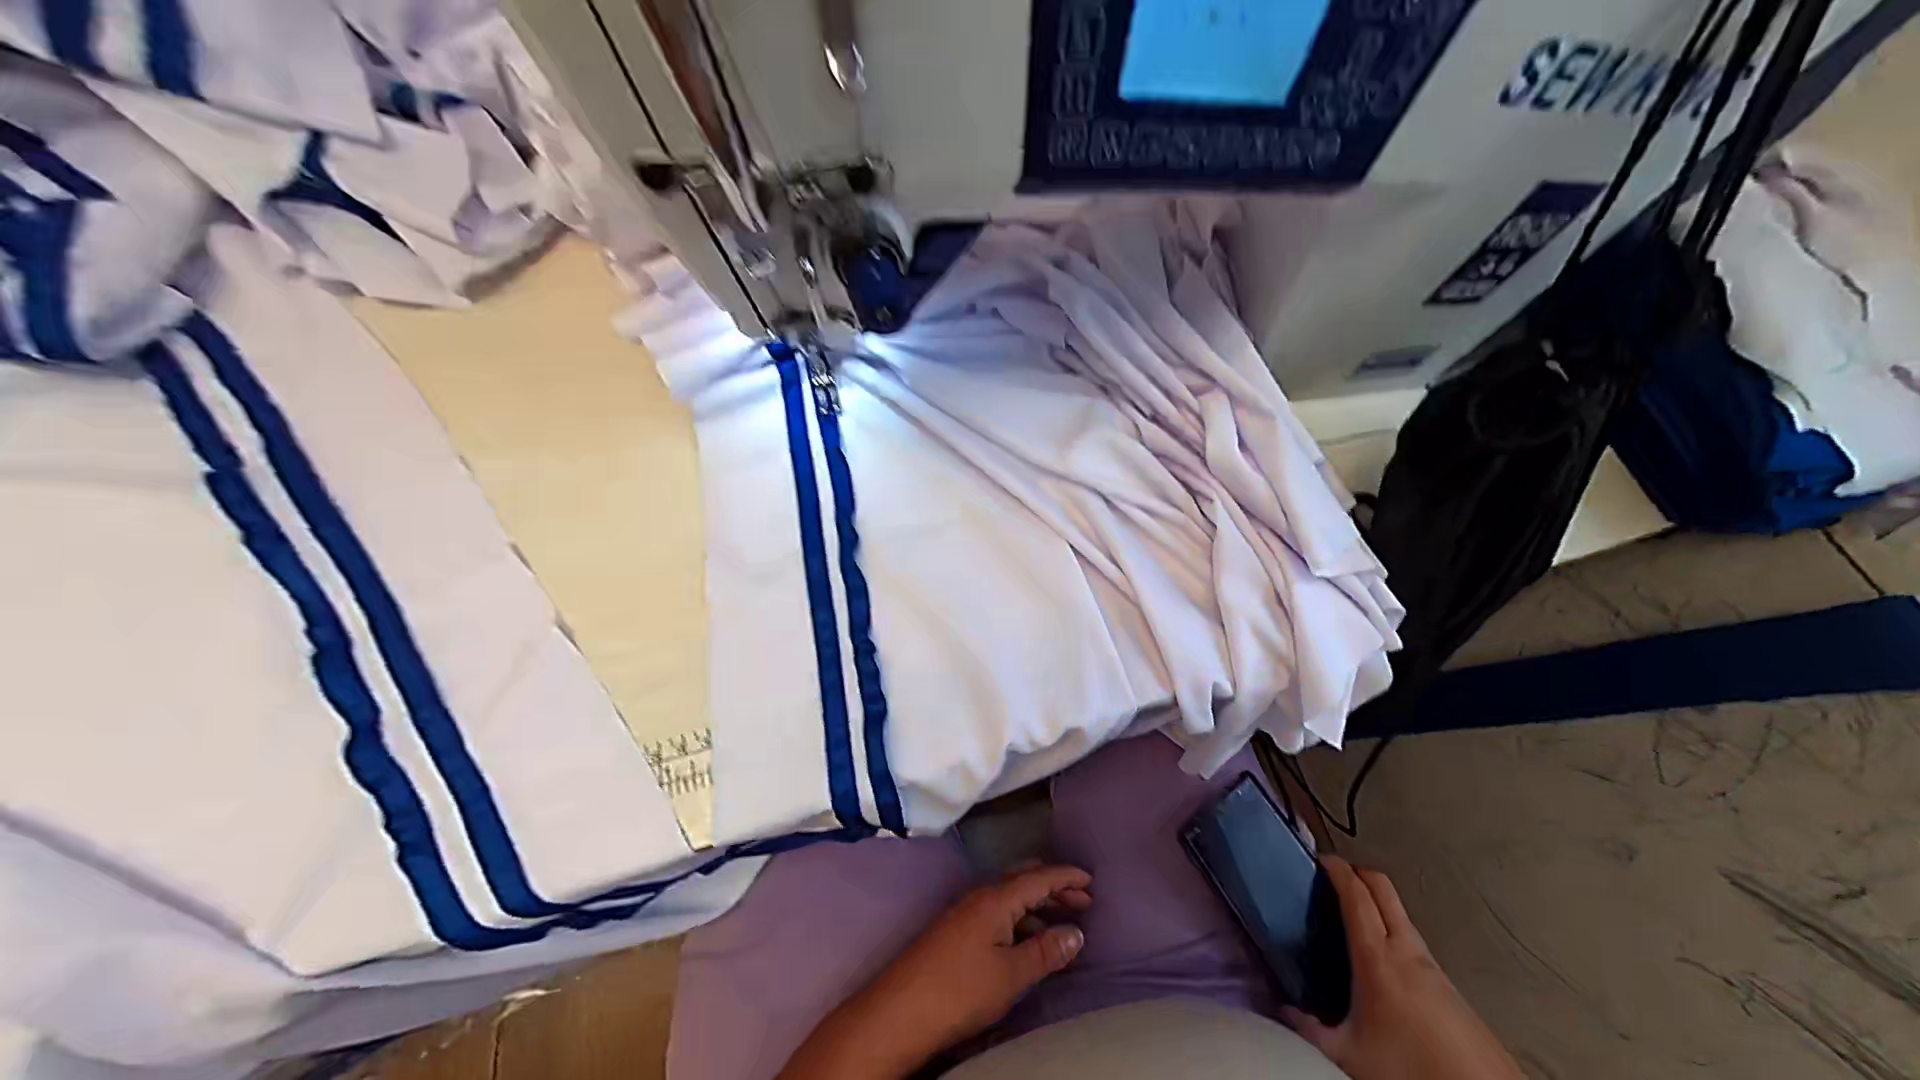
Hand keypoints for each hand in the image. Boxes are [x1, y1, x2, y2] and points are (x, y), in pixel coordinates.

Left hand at [776, 864, 1092, 1079]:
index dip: (1066, 876)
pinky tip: (1027, 941)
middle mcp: (979, 895)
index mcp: (995, 898)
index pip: (1038, 877)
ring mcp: (964, 911)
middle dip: (1053, 886)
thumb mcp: (1011, 974)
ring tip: (1061, 924)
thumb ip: (1045, 952)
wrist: (900, 1010)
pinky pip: (996, 911)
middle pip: (1022, 879)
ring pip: (1009, 896)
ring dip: (1036, 904)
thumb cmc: (961, 989)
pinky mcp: (955, 930)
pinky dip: (1019, 918)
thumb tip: (1075, 932)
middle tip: (1082, 900)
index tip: (1091, 879)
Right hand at [1282, 856, 1525, 1079]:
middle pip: (1384, 890)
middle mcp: (1408, 952)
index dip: (1338, 870)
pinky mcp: (1449, 986)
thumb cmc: (1412, 1068)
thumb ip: (1310, 1029)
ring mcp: (1433, 967)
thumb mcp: (1349, 1053)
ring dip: (1377, 902)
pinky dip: (1393, 930)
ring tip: (1354, 914)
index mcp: (1377, 957)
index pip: (1356, 895)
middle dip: (1359, 873)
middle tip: (1336, 875)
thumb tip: (1283, 1012)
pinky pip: (1414, 941)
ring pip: (1401, 914)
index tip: (1322, 859)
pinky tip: (1382, 957)